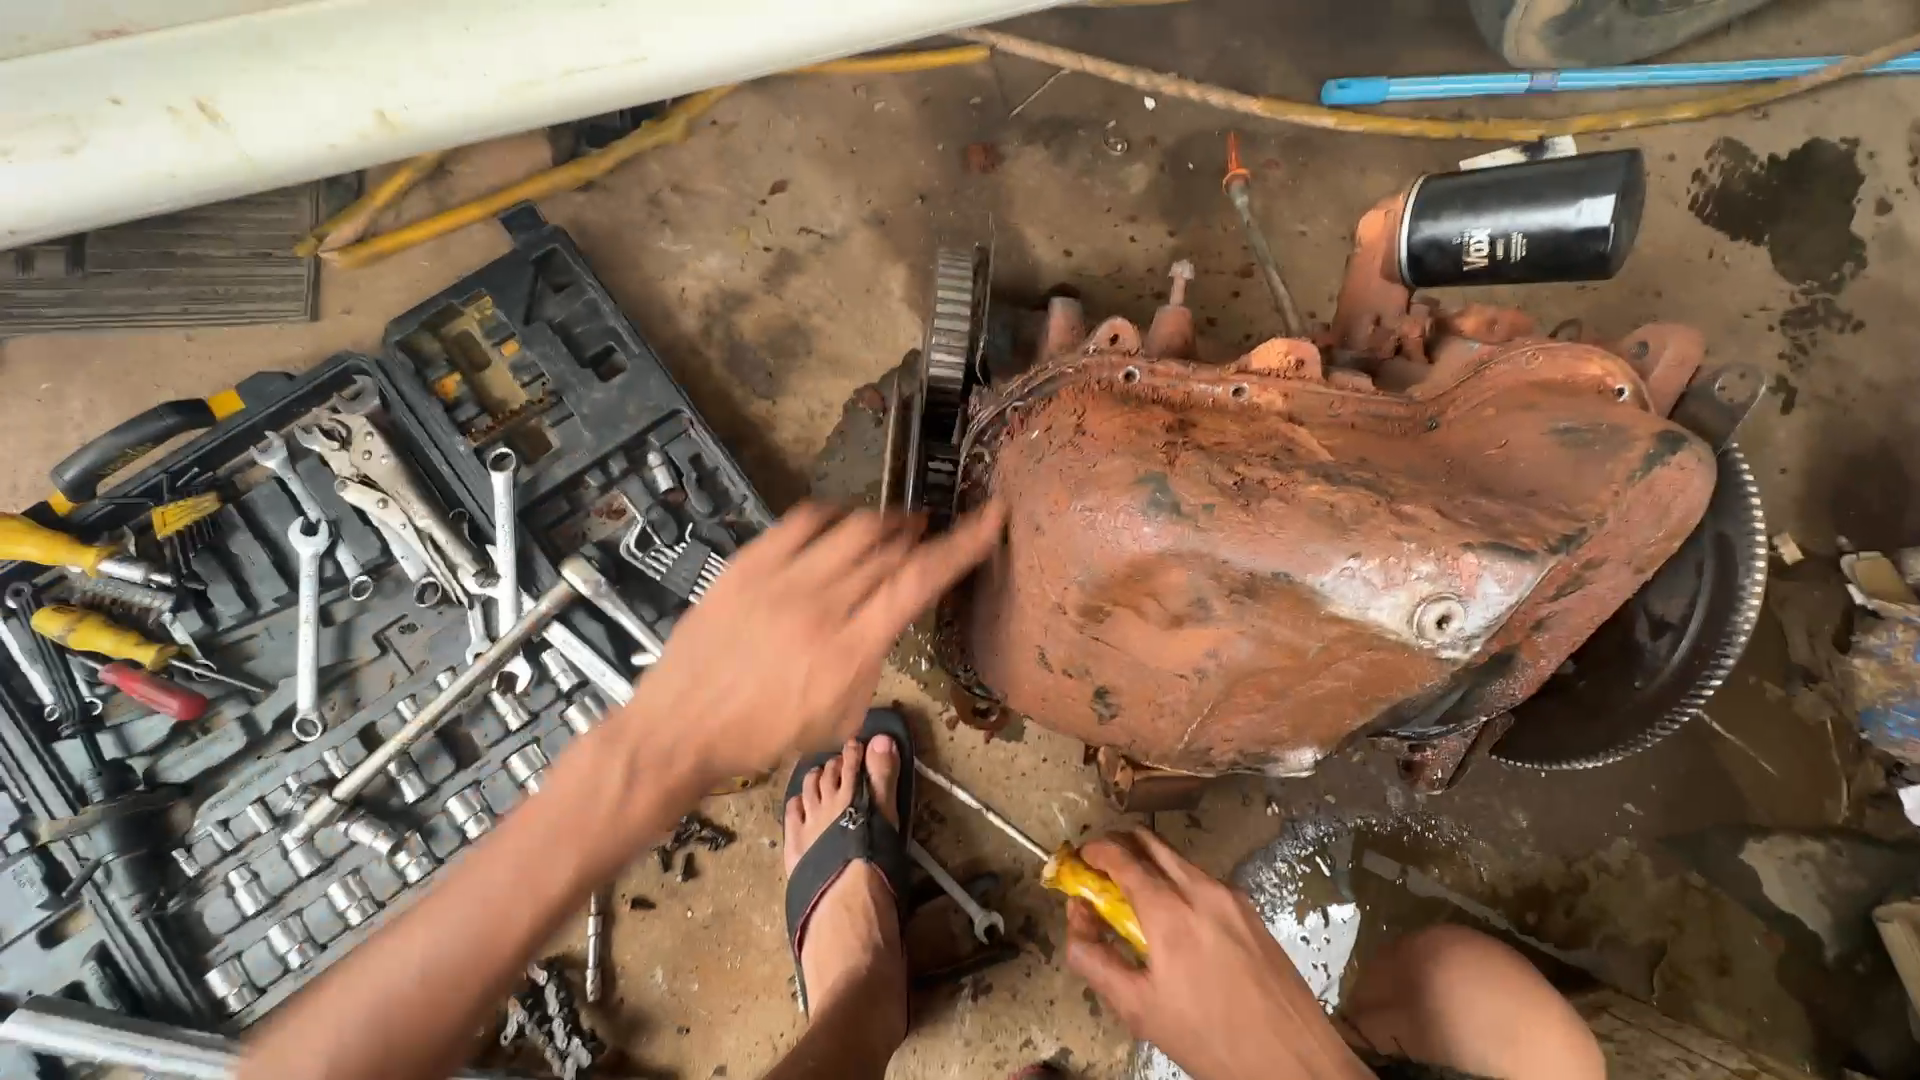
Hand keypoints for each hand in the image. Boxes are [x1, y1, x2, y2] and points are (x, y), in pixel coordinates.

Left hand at [621, 501, 1005, 784]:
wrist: (682, 727)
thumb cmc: (763, 735)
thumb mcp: (839, 716)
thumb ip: (873, 663)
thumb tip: (886, 620)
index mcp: (850, 649)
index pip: (919, 582)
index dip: (963, 545)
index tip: (989, 520)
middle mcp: (821, 606)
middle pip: (890, 550)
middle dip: (920, 538)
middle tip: (925, 538)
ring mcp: (780, 580)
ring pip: (853, 528)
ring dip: (884, 524)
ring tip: (891, 529)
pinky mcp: (747, 566)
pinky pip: (802, 521)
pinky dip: (832, 517)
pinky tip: (838, 529)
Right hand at [1066, 830, 1372, 1079]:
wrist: (1296, 1062)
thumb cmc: (1211, 1039)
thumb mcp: (1139, 1010)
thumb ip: (1095, 960)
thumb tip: (1076, 919)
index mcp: (1170, 912)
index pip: (1121, 856)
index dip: (1093, 851)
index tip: (1079, 860)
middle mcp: (1200, 890)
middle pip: (1150, 841)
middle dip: (1118, 846)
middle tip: (1101, 871)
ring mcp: (1231, 896)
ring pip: (1177, 859)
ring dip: (1148, 865)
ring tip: (1136, 901)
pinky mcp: (1251, 911)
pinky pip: (1202, 881)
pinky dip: (1177, 884)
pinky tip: (1177, 922)